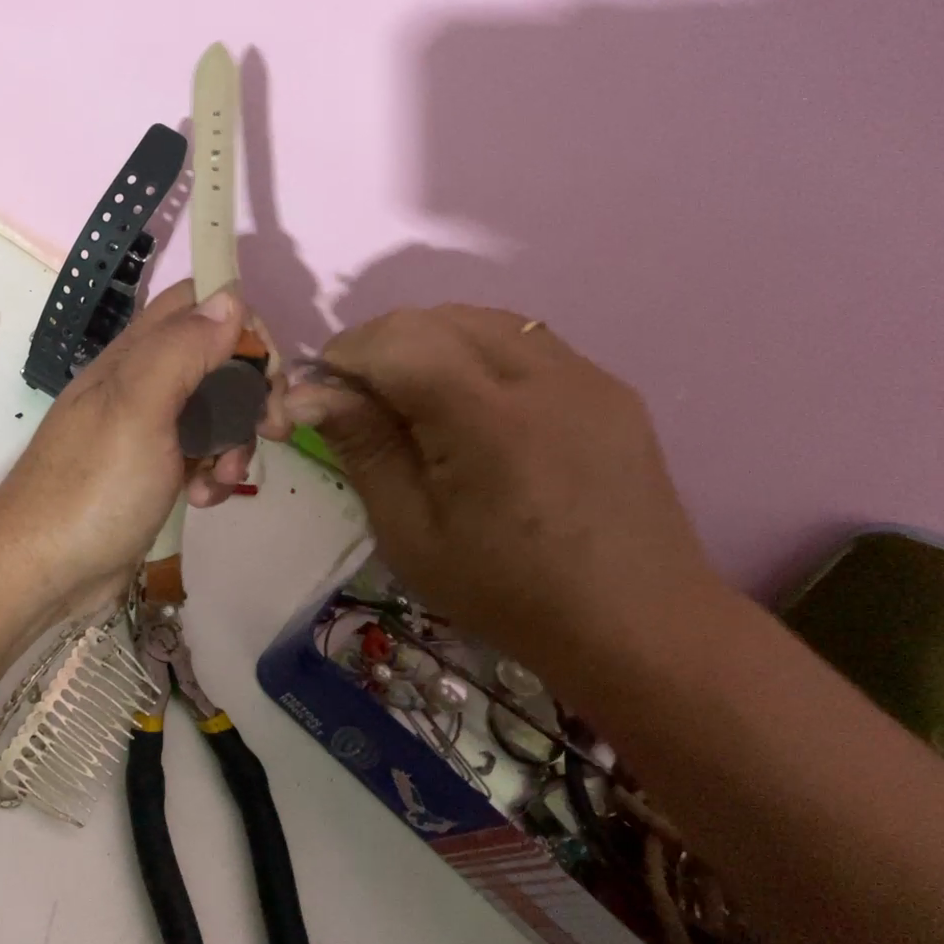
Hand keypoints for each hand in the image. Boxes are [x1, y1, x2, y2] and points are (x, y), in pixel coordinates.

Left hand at [0, 280, 252, 617]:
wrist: (42, 572)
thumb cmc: (91, 488)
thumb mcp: (138, 409)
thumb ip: (181, 350)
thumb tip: (229, 297)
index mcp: (130, 358)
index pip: (194, 305)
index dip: (239, 323)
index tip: (265, 370)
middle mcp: (138, 386)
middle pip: (214, 359)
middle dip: (250, 390)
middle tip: (269, 429)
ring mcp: (144, 433)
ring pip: (213, 413)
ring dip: (235, 441)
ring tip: (223, 477)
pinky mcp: (150, 475)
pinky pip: (199, 457)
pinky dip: (212, 475)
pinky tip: (202, 501)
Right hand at [260, 305, 725, 657]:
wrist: (638, 626)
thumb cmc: (506, 592)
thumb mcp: (409, 532)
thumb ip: (363, 448)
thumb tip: (306, 394)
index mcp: (490, 421)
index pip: (395, 341)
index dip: (342, 358)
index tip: (318, 401)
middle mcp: (543, 377)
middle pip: (432, 318)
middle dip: (376, 348)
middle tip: (357, 406)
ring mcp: (585, 375)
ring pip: (477, 319)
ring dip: (424, 344)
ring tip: (408, 403)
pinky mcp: (606, 386)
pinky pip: (520, 339)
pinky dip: (472, 353)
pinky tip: (466, 406)